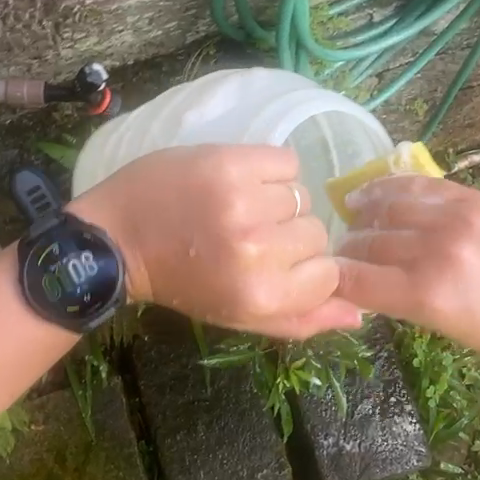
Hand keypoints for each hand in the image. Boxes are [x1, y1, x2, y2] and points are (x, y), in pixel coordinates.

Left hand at [70, 145, 362, 337]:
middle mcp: (258, 249)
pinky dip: (270, 168)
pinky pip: (286, 160)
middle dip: (289, 234)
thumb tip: (360, 314)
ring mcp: (243, 201)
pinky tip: (241, 180)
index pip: (330, 273)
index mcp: (263, 295)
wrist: (118, 236)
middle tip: (248, 235)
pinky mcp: (229, 162)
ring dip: (277, 200)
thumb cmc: (181, 281)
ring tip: (240, 206)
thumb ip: (301, 319)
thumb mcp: (240, 315)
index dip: (307, 266)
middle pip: (316, 233)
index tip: (277, 262)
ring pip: (302, 195)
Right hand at [333, 175, 479, 376]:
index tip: (320, 279)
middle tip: (336, 255)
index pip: (357, 280)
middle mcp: (437, 250)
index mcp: (430, 295)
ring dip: (362, 215)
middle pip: (368, 242)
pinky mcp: (476, 198)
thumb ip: (410, 302)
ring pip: (388, 208)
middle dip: (345, 250)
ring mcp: (458, 218)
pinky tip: (376, 193)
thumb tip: (371, 284)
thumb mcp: (457, 334)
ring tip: (351, 218)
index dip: (332, 279)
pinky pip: (420, 186)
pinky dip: (390, 189)